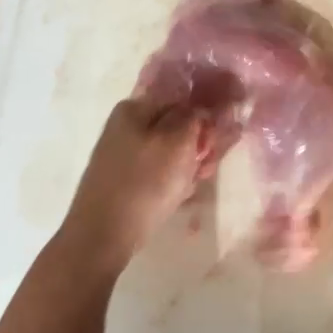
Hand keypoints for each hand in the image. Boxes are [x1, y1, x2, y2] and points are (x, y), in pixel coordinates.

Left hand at [59, 99, 210, 278]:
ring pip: (172, 148)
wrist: (102, 236)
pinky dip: (175, 177)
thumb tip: (204, 107)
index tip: (230, 128)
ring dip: (191, 162)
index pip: (184, 96)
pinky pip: (161, 168)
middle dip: (201, 140)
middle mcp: (127, 124)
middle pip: (179, 123)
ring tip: (196, 181)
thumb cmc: (143, 185)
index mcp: (135, 107)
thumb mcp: (177, 143)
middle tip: (209, 163)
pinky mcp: (126, 176)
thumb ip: (195, 117)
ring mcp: (125, 151)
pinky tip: (180, 193)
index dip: (211, 109)